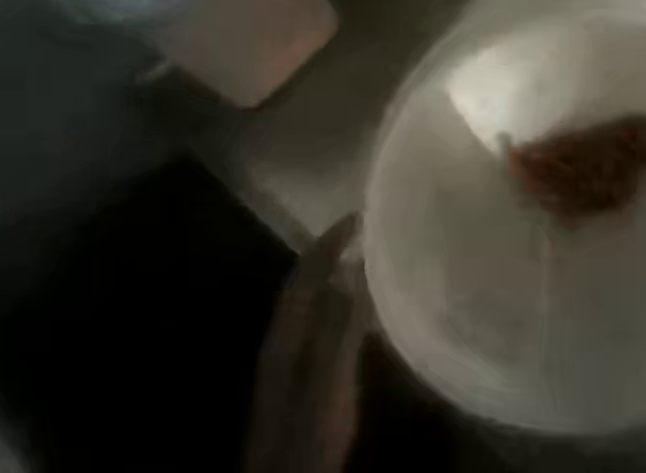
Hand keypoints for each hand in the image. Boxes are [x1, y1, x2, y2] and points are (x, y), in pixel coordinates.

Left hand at [244, 216, 367, 472]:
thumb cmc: (311, 429)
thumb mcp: (330, 377)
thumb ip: (341, 323)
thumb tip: (352, 269)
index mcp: (287, 329)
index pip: (306, 270)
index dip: (330, 240)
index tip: (358, 216)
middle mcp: (283, 335)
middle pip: (304, 282)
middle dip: (329, 251)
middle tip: (361, 231)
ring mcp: (288, 356)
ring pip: (310, 301)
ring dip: (332, 275)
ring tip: (362, 259)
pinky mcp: (298, 375)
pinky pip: (318, 321)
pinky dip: (336, 302)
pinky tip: (356, 313)